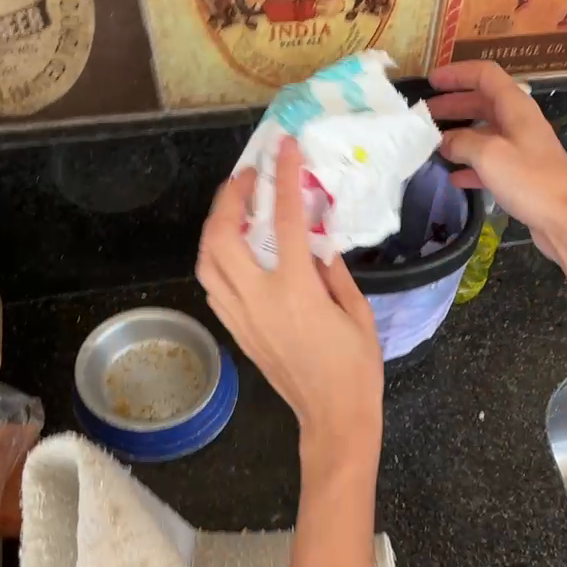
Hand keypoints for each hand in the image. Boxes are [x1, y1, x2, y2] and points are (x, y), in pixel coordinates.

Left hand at [197, 138, 383, 469]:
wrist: (333, 418)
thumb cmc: (356, 370)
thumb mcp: (358, 314)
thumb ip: (334, 272)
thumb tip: (318, 244)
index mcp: (295, 291)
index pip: (284, 220)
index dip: (283, 177)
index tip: (284, 148)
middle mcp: (259, 299)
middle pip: (222, 236)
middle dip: (229, 198)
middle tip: (247, 179)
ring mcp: (242, 317)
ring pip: (207, 262)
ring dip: (215, 228)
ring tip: (235, 211)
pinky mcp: (238, 332)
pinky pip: (215, 287)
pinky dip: (217, 260)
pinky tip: (236, 252)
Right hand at [426, 61, 566, 257]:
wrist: (564, 219)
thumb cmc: (530, 181)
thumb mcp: (489, 156)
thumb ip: (462, 143)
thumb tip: (445, 141)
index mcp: (516, 107)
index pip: (485, 75)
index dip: (458, 74)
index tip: (432, 80)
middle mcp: (520, 122)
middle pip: (483, 103)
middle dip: (454, 105)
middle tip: (426, 114)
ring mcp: (522, 149)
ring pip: (485, 133)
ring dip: (459, 135)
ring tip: (434, 144)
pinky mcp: (522, 174)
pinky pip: (491, 162)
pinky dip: (471, 165)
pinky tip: (453, 176)